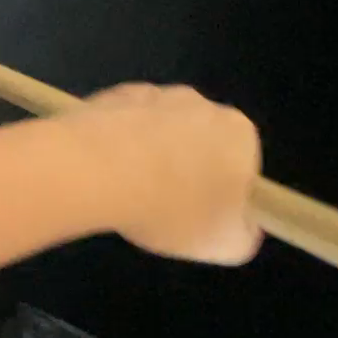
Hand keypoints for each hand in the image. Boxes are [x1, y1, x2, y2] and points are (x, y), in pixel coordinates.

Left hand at [65, 83, 262, 265]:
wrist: (93, 169)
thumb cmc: (172, 208)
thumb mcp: (228, 244)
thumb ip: (243, 230)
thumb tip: (238, 220)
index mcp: (236, 132)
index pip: (240, 161)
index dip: (221, 189)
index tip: (201, 210)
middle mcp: (194, 101)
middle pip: (195, 138)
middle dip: (183, 164)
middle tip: (163, 200)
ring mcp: (146, 93)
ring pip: (153, 127)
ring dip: (144, 150)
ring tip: (126, 186)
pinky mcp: (104, 94)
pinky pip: (118, 121)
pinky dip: (112, 139)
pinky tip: (102, 166)